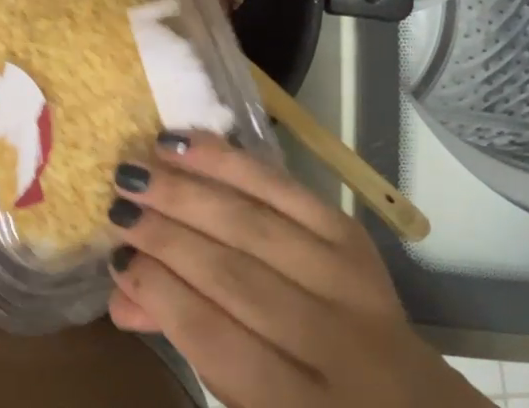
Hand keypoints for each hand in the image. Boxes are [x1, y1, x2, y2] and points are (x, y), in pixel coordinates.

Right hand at [105, 133, 490, 407]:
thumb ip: (189, 346)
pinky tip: (183, 146)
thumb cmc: (308, 403)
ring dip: (188, 192)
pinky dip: (230, 163)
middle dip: (166, 235)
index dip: (162, 294)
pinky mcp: (355, 238)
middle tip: (117, 204)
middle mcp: (340, 349)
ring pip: (257, 225)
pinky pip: (286, 189)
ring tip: (135, 171)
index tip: (117, 259)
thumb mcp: (247, 404)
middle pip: (237, 275)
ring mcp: (354, 287)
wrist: (412, 402)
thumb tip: (120, 295)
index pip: (219, 340)